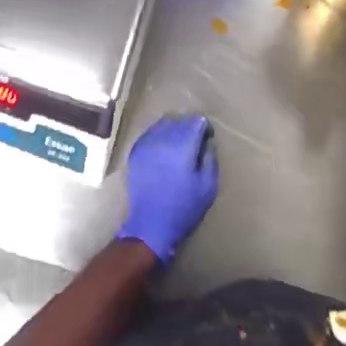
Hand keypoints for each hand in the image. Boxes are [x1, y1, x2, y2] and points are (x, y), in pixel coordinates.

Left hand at [117, 114, 218, 264]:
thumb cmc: (184, 207)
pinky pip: (150, 133)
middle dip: (189, 126)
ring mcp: (146, 144)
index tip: (208, 136)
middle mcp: (163, 139)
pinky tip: (164, 148)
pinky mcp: (135, 151)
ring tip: (179, 143)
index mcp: (183, 147)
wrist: (151, 224)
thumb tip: (208, 141)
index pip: (196, 122)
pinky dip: (159, 135)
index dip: (204, 127)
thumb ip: (210, 159)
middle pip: (179, 121)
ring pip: (163, 124)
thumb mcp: (208, 186)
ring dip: (174, 129)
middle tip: (195, 140)